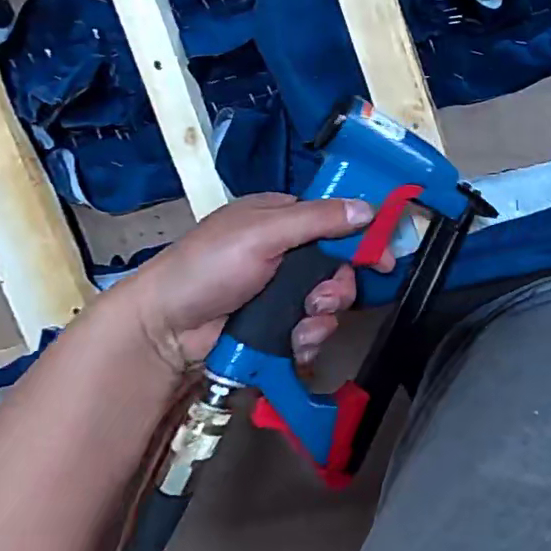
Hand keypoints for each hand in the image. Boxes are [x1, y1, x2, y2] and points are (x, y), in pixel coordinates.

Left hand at [113, 193, 393, 372]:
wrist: (165, 332)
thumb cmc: (208, 267)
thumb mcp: (263, 232)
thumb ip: (317, 220)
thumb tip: (367, 208)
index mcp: (279, 217)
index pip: (334, 219)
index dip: (362, 235)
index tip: (385, 255)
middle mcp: (284, 252)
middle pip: (338, 266)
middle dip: (337, 286)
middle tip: (321, 298)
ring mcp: (280, 293)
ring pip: (328, 303)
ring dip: (320, 317)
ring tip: (298, 323)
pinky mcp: (276, 328)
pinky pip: (311, 332)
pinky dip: (306, 340)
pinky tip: (289, 342)